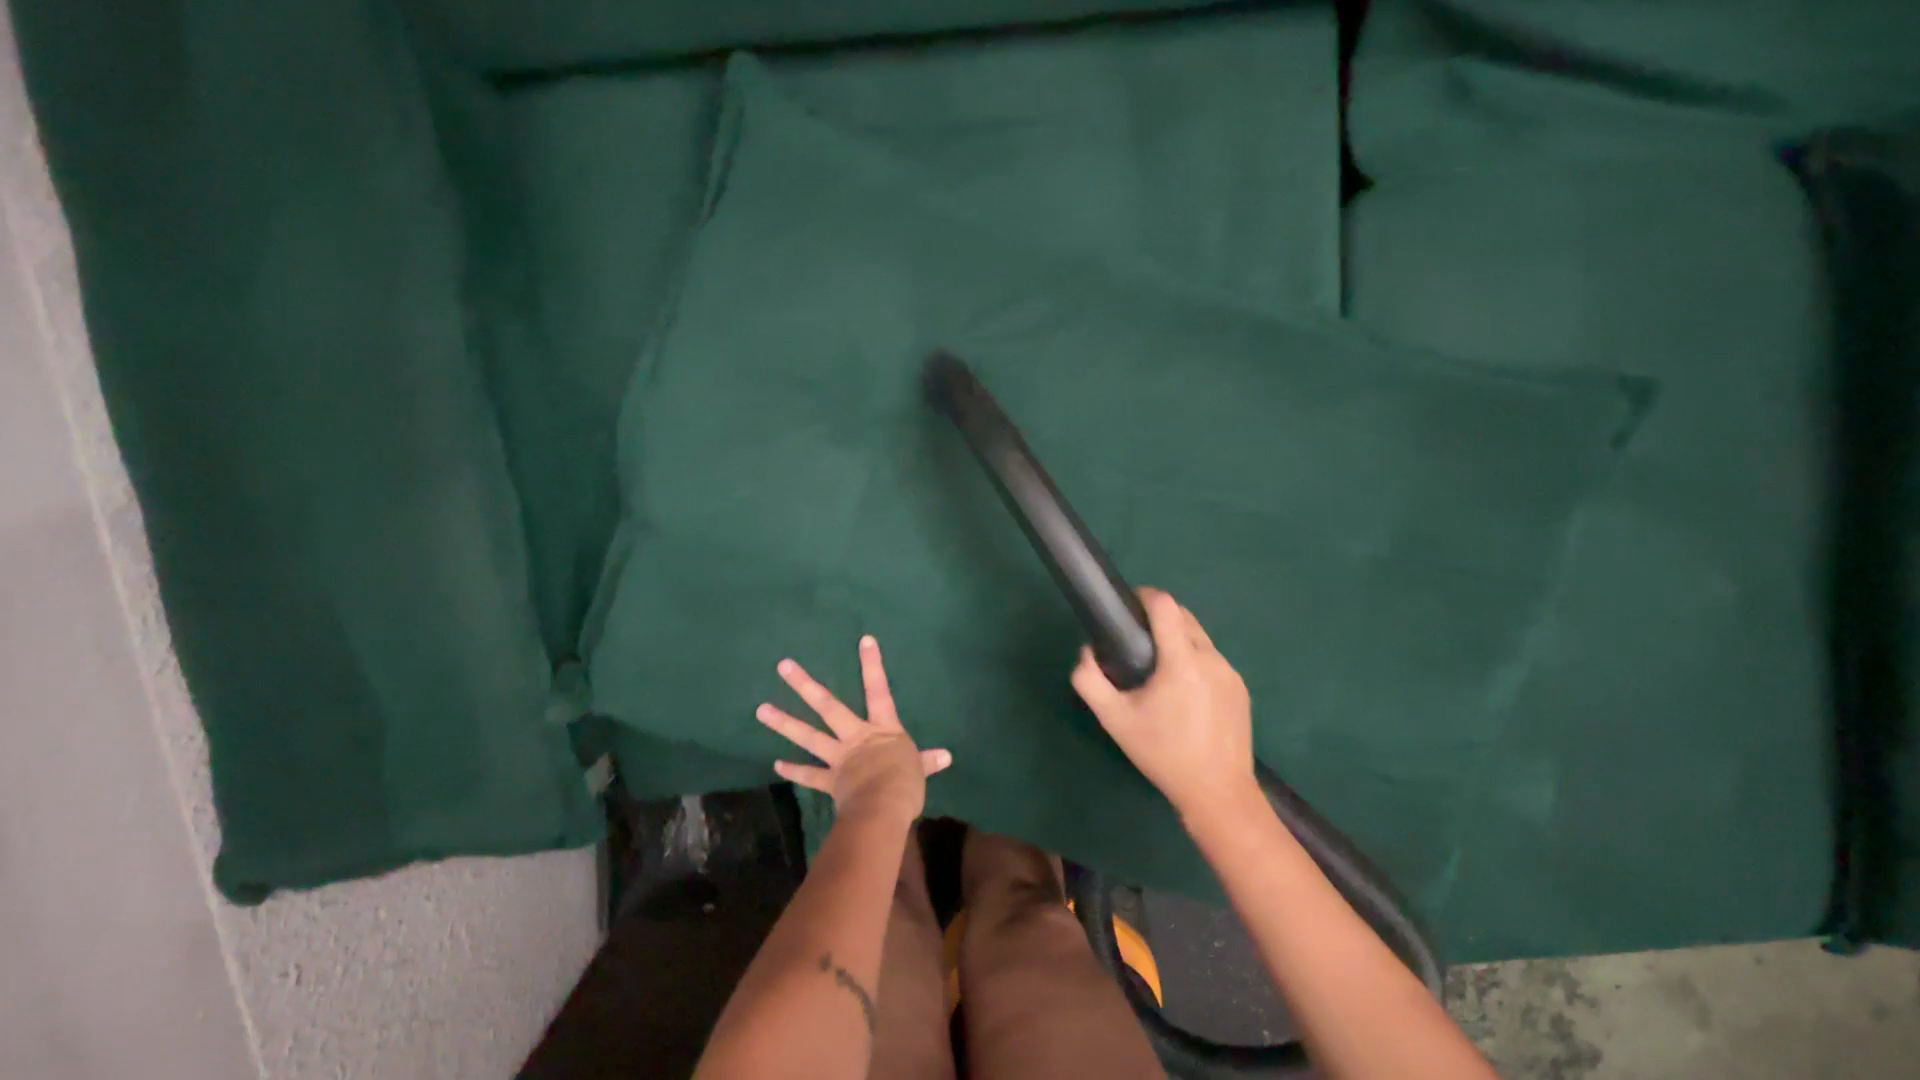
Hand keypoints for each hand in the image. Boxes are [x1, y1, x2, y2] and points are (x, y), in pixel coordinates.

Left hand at [758, 635, 952, 822]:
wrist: (885, 807)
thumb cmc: (906, 784)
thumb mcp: (920, 769)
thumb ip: (927, 761)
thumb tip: (947, 756)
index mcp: (883, 729)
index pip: (879, 690)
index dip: (873, 665)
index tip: (864, 640)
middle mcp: (856, 737)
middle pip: (829, 706)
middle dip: (805, 685)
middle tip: (783, 666)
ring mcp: (840, 757)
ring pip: (809, 736)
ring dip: (784, 722)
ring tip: (761, 709)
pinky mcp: (830, 781)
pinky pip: (809, 775)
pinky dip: (794, 771)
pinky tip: (776, 765)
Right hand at [1072, 588, 1256, 820]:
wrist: (1217, 792)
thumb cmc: (1163, 754)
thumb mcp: (1114, 720)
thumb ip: (1090, 681)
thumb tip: (1087, 653)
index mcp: (1182, 661)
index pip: (1166, 605)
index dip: (1145, 596)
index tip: (1128, 605)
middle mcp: (1211, 658)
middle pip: (1185, 616)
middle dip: (1160, 616)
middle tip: (1135, 639)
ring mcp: (1231, 673)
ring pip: (1201, 639)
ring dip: (1178, 640)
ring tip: (1157, 669)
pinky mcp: (1241, 690)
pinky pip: (1214, 661)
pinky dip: (1195, 662)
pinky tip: (1183, 694)